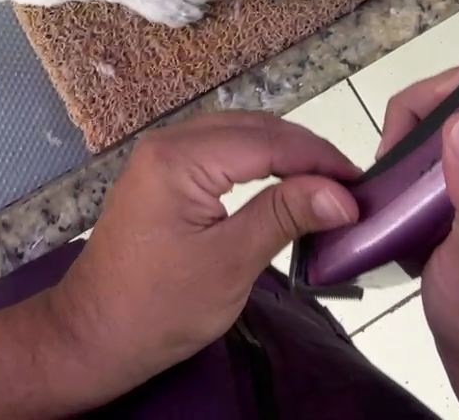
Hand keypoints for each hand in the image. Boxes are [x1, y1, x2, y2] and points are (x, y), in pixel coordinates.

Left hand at [48, 111, 361, 389]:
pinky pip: (215, 151)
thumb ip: (283, 217)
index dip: (316, 157)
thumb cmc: (162, 304)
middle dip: (301, 150)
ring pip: (233, 135)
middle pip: (249, 128)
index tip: (363, 182)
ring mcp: (160, 155)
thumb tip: (343, 194)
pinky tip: (279, 183)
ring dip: (279, 152)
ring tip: (324, 184)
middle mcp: (167, 142)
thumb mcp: (230, 262)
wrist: (96, 330)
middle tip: (350, 185)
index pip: (264, 141)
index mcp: (179, 157)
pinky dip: (253, 161)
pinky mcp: (160, 173)